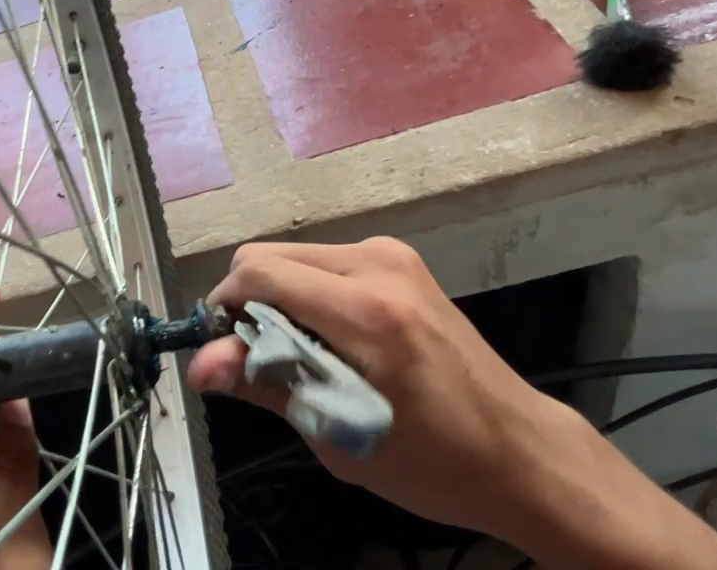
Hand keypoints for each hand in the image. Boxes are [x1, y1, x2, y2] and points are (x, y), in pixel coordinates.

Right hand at [185, 237, 560, 537]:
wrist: (518, 451)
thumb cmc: (433, 462)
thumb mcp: (340, 434)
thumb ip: (265, 383)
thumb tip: (197, 366)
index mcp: (365, 310)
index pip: (258, 272)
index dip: (223, 307)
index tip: (223, 351)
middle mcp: (377, 263)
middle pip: (269, 256)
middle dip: (248, 303)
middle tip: (258, 359)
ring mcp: (391, 254)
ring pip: (294, 256)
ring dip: (278, 299)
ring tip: (300, 355)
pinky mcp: (399, 259)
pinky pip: (324, 263)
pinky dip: (307, 294)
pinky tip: (329, 339)